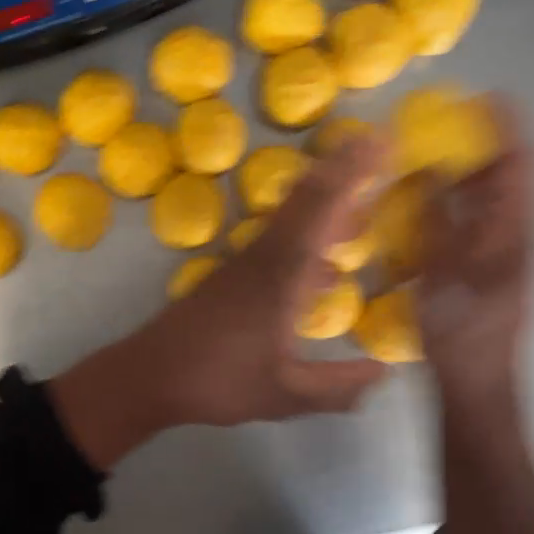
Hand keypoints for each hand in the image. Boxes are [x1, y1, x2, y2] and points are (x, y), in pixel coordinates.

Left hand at [51, 138, 389, 468]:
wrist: (149, 375)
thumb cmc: (217, 381)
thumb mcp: (284, 393)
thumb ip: (337, 386)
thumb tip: (384, 371)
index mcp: (281, 274)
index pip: (322, 208)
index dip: (352, 171)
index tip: (381, 139)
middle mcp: (263, 258)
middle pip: (306, 200)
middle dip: (343, 172)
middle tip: (380, 152)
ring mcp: (244, 266)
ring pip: (291, 221)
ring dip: (326, 206)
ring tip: (364, 214)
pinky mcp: (231, 279)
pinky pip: (278, 244)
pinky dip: (306, 240)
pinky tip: (326, 271)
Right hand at [420, 96, 533, 403]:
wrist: (480, 387)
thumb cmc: (464, 331)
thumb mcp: (444, 270)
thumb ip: (437, 216)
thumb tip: (429, 168)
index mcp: (517, 229)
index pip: (526, 160)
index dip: (510, 124)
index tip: (482, 96)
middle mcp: (518, 234)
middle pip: (510, 175)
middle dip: (479, 144)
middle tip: (437, 127)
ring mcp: (505, 254)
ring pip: (492, 200)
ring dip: (465, 175)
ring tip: (424, 161)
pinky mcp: (487, 271)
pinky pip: (475, 224)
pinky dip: (453, 206)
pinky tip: (421, 212)